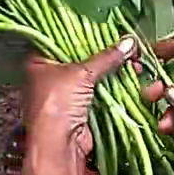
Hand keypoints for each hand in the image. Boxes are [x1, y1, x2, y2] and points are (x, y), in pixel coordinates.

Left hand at [23, 38, 134, 161]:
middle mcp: (50, 75)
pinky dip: (114, 85)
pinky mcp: (81, 108)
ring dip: (113, 70)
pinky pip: (100, 91)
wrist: (60, 144)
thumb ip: (106, 57)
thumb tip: (130, 42)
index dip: (87, 33)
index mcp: (39, 61)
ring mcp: (66, 93)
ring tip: (134, 62)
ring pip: (94, 76)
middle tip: (128, 48)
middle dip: (107, 53)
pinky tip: (130, 76)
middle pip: (82, 57)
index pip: (64, 38)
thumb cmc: (57, 102)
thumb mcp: (81, 73)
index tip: (110, 30)